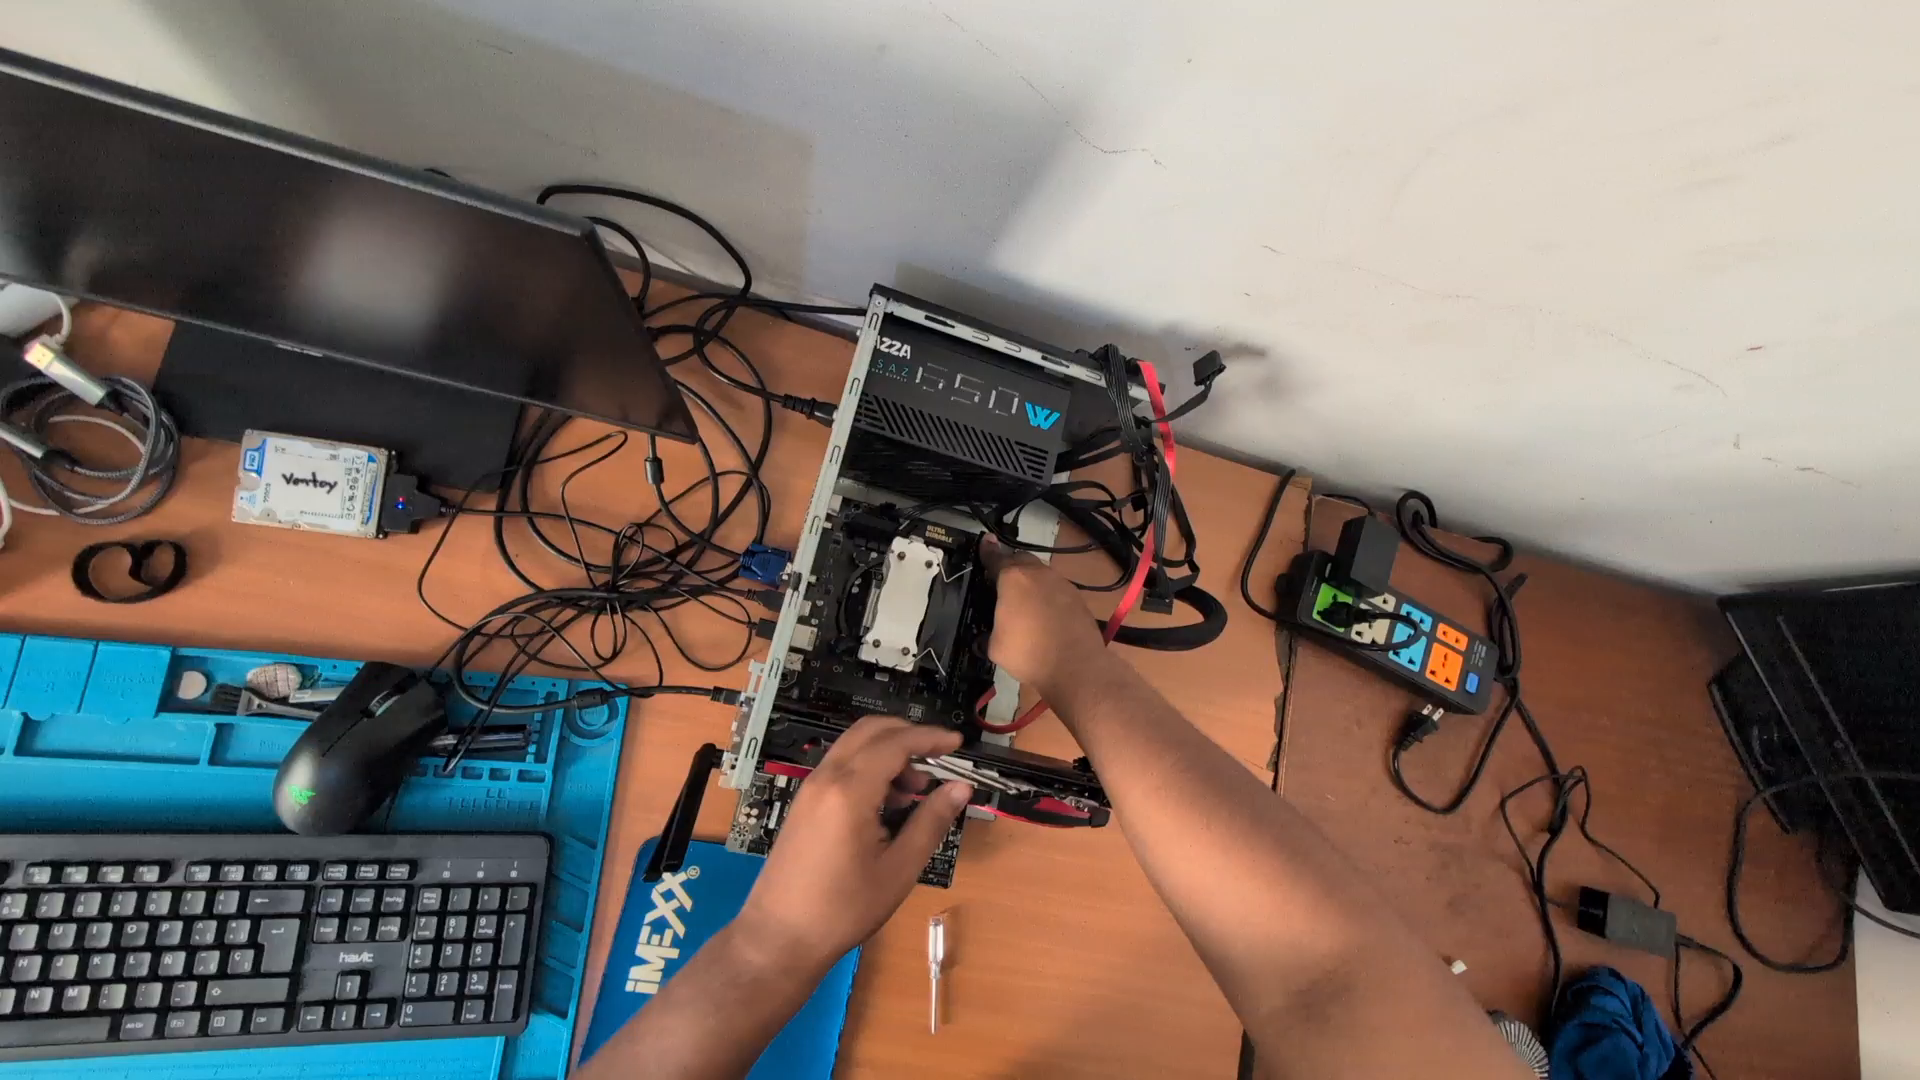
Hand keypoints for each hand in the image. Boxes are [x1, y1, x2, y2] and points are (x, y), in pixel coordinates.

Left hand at [735, 716, 972, 969]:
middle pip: (870, 731)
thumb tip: (960, 788)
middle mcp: (827, 778)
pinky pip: (841, 765)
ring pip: (854, 745)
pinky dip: (869, 766)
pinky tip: (886, 802)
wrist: (779, 938)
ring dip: (888, 751)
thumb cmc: (843, 909)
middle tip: (938, 756)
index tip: (956, 743)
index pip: (895, 743)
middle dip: (908, 734)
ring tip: (915, 790)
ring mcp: (811, 788)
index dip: (929, 738)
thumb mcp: (898, 870)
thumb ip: (930, 822)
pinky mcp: (804, 802)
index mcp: (850, 791)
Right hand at [978, 536, 1110, 697]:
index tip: (984, 542)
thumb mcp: (995, 647)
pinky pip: (1055, 588)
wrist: (1076, 666)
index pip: (995, 558)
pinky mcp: (1077, 597)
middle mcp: (1038, 573)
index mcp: (1013, 579)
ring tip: (1023, 600)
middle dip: (1010, 564)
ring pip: (1040, 572)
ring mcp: (1061, 583)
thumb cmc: (1028, 653)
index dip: (986, 551)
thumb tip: (983, 639)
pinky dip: (1046, 594)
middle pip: (1020, 559)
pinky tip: (1044, 613)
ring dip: (1030, 580)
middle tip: (1001, 580)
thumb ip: (987, 634)